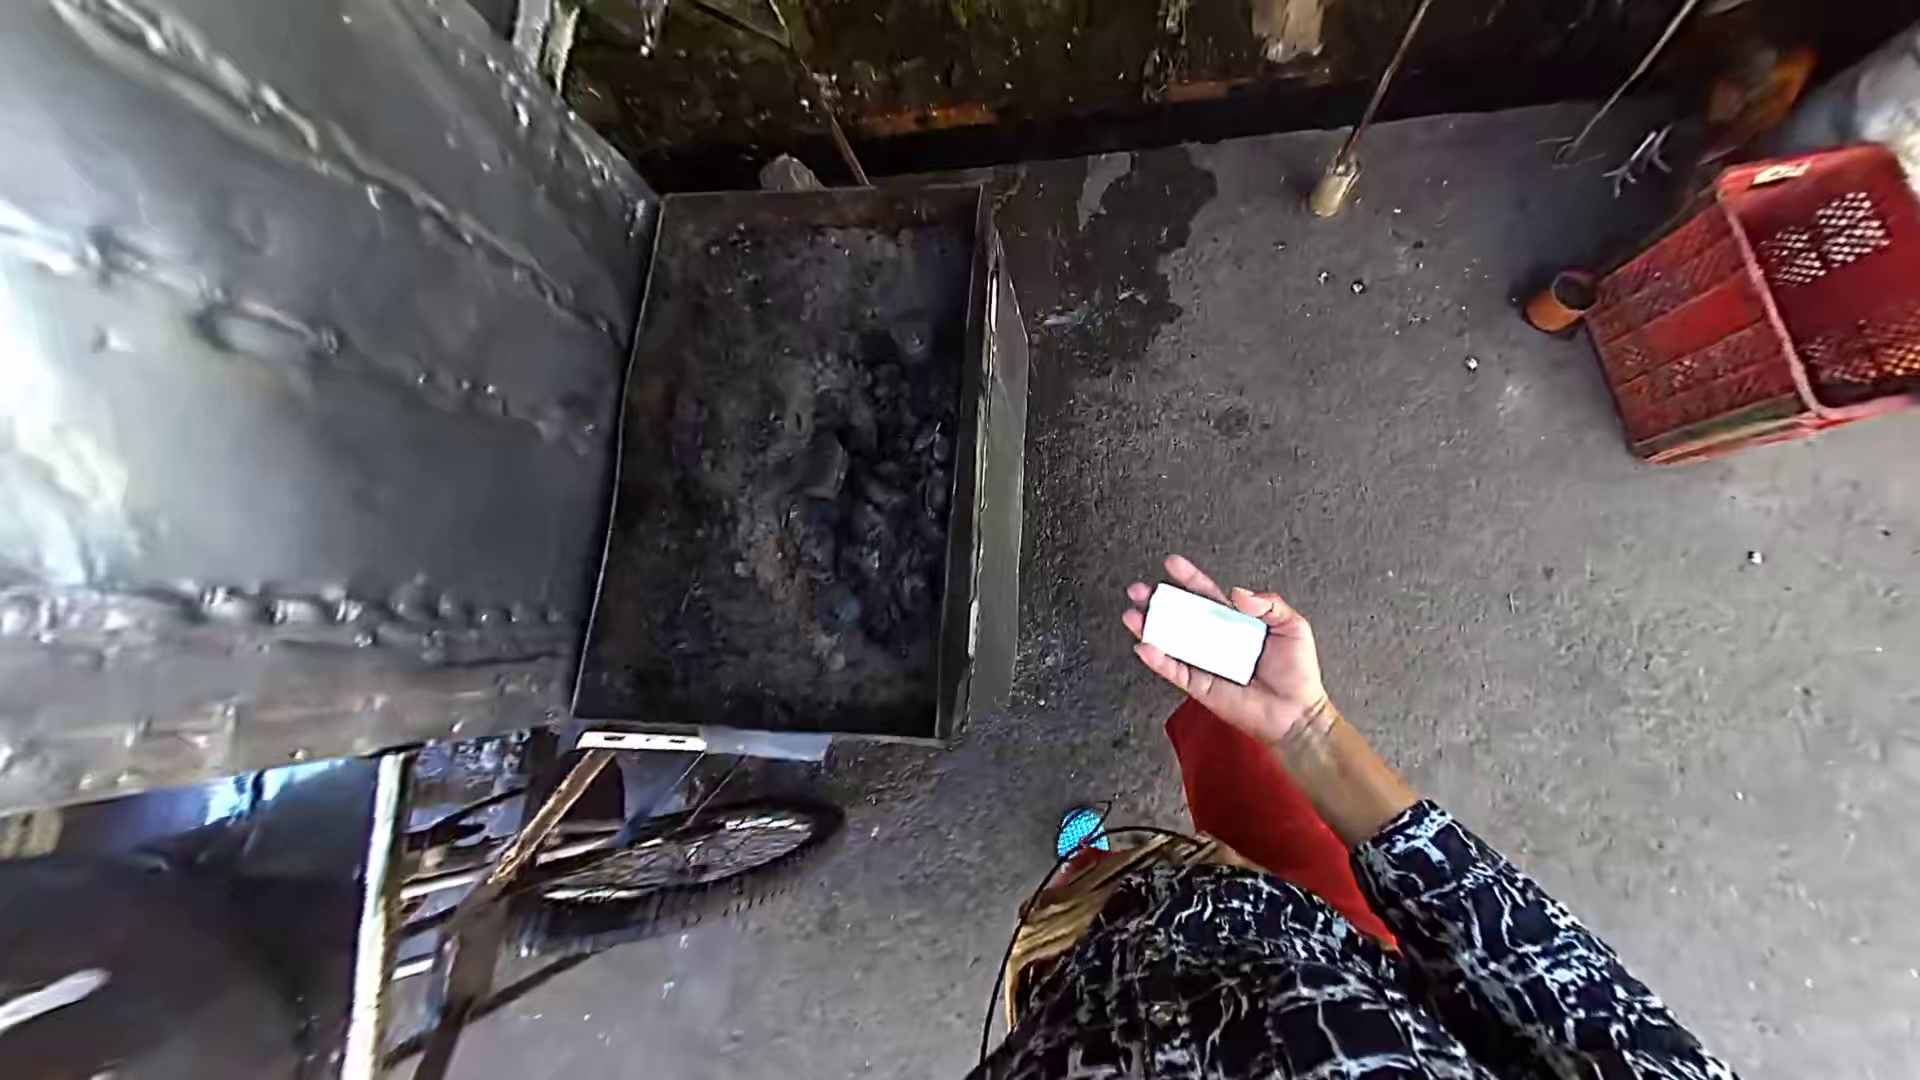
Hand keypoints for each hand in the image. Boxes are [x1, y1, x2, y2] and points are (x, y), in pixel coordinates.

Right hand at [1121, 555, 1333, 747]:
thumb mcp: (1293, 627)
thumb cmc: (1297, 673)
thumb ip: (1270, 604)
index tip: (1172, 565)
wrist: (1296, 713)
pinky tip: (1144, 646)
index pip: (1205, 595)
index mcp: (1233, 622)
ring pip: (1168, 640)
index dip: (1188, 578)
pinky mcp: (1197, 684)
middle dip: (1156, 600)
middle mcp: (1213, 638)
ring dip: (1148, 626)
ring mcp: (1202, 660)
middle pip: (1177, 614)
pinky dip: (1156, 658)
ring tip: (1132, 615)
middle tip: (1140, 590)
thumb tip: (1238, 591)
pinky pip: (1172, 669)